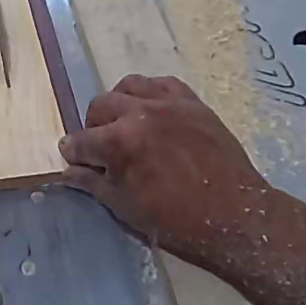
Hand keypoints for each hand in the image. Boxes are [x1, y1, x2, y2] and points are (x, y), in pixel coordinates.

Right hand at [59, 75, 276, 263]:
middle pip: (100, 105)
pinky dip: (150, 93)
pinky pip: (163, 83)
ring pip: (129, 86)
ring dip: (119, 104)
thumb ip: (92, 182)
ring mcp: (169, 103)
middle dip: (92, 127)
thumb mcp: (124, 207)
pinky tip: (152, 112)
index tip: (72, 158)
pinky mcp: (193, 103)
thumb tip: (70, 170)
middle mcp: (140, 113)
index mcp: (120, 142)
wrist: (234, 216)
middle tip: (100, 148)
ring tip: (125, 124)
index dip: (72, 152)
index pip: (81, 140)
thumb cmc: (176, 220)